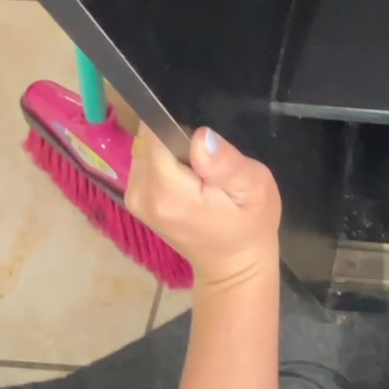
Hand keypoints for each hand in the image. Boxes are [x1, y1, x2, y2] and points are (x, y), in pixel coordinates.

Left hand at [125, 126, 280, 290]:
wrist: (233, 263)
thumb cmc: (250, 224)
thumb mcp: (254, 188)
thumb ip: (225, 162)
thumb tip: (200, 136)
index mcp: (167, 190)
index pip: (156, 132)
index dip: (180, 124)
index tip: (204, 139)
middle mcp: (140, 193)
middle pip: (148, 138)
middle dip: (176, 135)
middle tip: (209, 158)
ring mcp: (134, 197)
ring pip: (146, 146)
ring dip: (171, 147)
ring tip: (202, 167)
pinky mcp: (135, 198)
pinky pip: (146, 159)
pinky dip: (166, 159)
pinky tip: (190, 175)